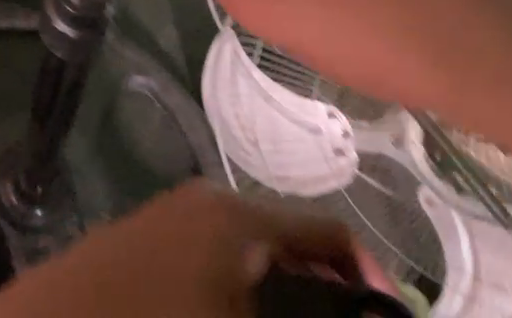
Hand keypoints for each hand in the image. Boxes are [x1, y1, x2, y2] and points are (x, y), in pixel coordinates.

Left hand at [0, 182, 385, 317]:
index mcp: (235, 218)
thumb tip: (353, 312)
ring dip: (280, 297)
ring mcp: (167, 219)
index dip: (371, 283)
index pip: (328, 234)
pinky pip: (212, 264)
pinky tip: (235, 315)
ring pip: (250, 257)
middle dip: (324, 296)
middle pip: (291, 244)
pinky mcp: (141, 241)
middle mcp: (204, 205)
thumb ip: (304, 317)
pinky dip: (238, 293)